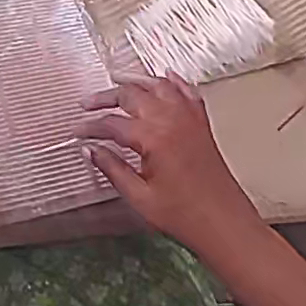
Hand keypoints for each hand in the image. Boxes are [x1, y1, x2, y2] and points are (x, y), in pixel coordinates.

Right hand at [78, 74, 260, 246]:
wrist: (226, 227)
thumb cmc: (184, 216)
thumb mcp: (139, 196)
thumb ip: (112, 168)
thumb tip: (91, 150)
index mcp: (153, 137)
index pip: (112, 123)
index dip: (91, 127)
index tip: (79, 132)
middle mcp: (171, 120)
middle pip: (132, 95)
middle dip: (106, 97)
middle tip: (88, 104)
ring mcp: (189, 119)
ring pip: (158, 85)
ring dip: (135, 81)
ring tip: (118, 82)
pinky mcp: (202, 125)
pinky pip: (187, 92)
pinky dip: (173, 82)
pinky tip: (165, 78)